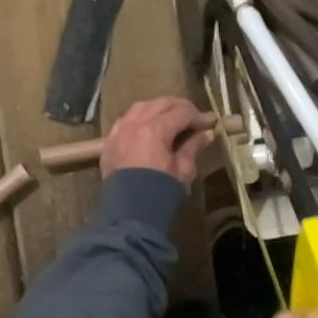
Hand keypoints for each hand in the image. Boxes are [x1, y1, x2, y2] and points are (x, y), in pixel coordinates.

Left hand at [100, 97, 215, 184]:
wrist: (128, 214)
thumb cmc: (160, 192)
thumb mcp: (183, 171)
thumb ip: (193, 147)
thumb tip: (207, 134)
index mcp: (155, 130)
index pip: (181, 112)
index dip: (197, 116)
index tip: (207, 124)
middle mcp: (135, 124)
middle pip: (160, 104)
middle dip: (179, 107)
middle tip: (192, 117)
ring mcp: (119, 131)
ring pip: (140, 107)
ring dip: (158, 108)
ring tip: (170, 118)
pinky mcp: (109, 142)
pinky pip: (125, 120)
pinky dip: (139, 118)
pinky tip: (147, 126)